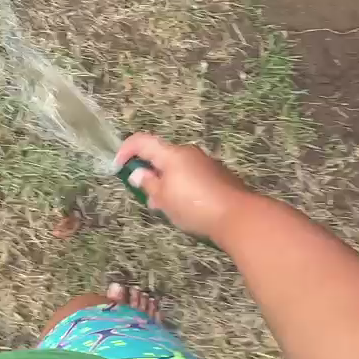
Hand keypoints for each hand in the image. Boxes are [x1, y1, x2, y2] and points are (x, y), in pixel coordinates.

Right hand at [115, 133, 256, 242]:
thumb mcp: (164, 198)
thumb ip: (148, 184)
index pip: (142, 141)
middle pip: (161, 156)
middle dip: (149, 173)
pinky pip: (192, 177)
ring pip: (178, 169)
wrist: (240, 217)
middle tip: (146, 196)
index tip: (118, 167)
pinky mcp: (219, 176)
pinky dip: (183, 187)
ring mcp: (206, 164)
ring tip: (166, 208)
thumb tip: (138, 173)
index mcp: (172, 154)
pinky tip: (187, 209)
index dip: (126, 150)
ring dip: (166, 183)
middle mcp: (189, 153)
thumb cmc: (194, 206)